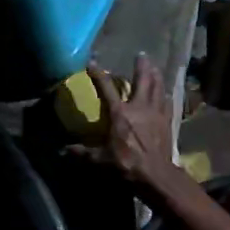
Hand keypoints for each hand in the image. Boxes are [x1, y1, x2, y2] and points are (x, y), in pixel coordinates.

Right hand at [68, 53, 176, 194]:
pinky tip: (166, 93)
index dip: (99, 74)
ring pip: (158, 88)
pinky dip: (166, 95)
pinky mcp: (167, 122)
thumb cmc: (125, 164)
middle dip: (141, 66)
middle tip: (142, 54)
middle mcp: (139, 107)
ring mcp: (156, 113)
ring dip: (156, 76)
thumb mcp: (99, 160)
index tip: (92, 62)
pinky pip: (167, 103)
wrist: (156, 175)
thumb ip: (82, 153)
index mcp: (120, 114)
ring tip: (155, 67)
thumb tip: (62, 151)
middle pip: (142, 81)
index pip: (107, 88)